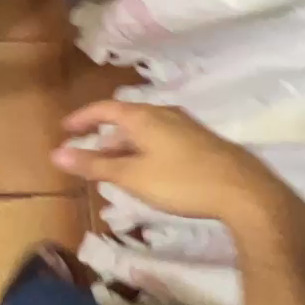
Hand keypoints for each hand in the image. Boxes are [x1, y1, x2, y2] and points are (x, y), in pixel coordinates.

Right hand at [54, 100, 304, 245]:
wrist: (248, 195)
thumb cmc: (182, 182)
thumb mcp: (131, 176)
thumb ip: (93, 165)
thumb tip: (56, 154)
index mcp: (143, 116)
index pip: (103, 108)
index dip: (82, 118)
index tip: (66, 129)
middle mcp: (165, 114)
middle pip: (126, 119)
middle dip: (104, 136)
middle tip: (89, 153)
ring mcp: (188, 127)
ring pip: (146, 131)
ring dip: (126, 146)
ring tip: (116, 167)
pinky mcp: (204, 143)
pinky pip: (163, 139)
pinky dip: (146, 150)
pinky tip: (149, 172)